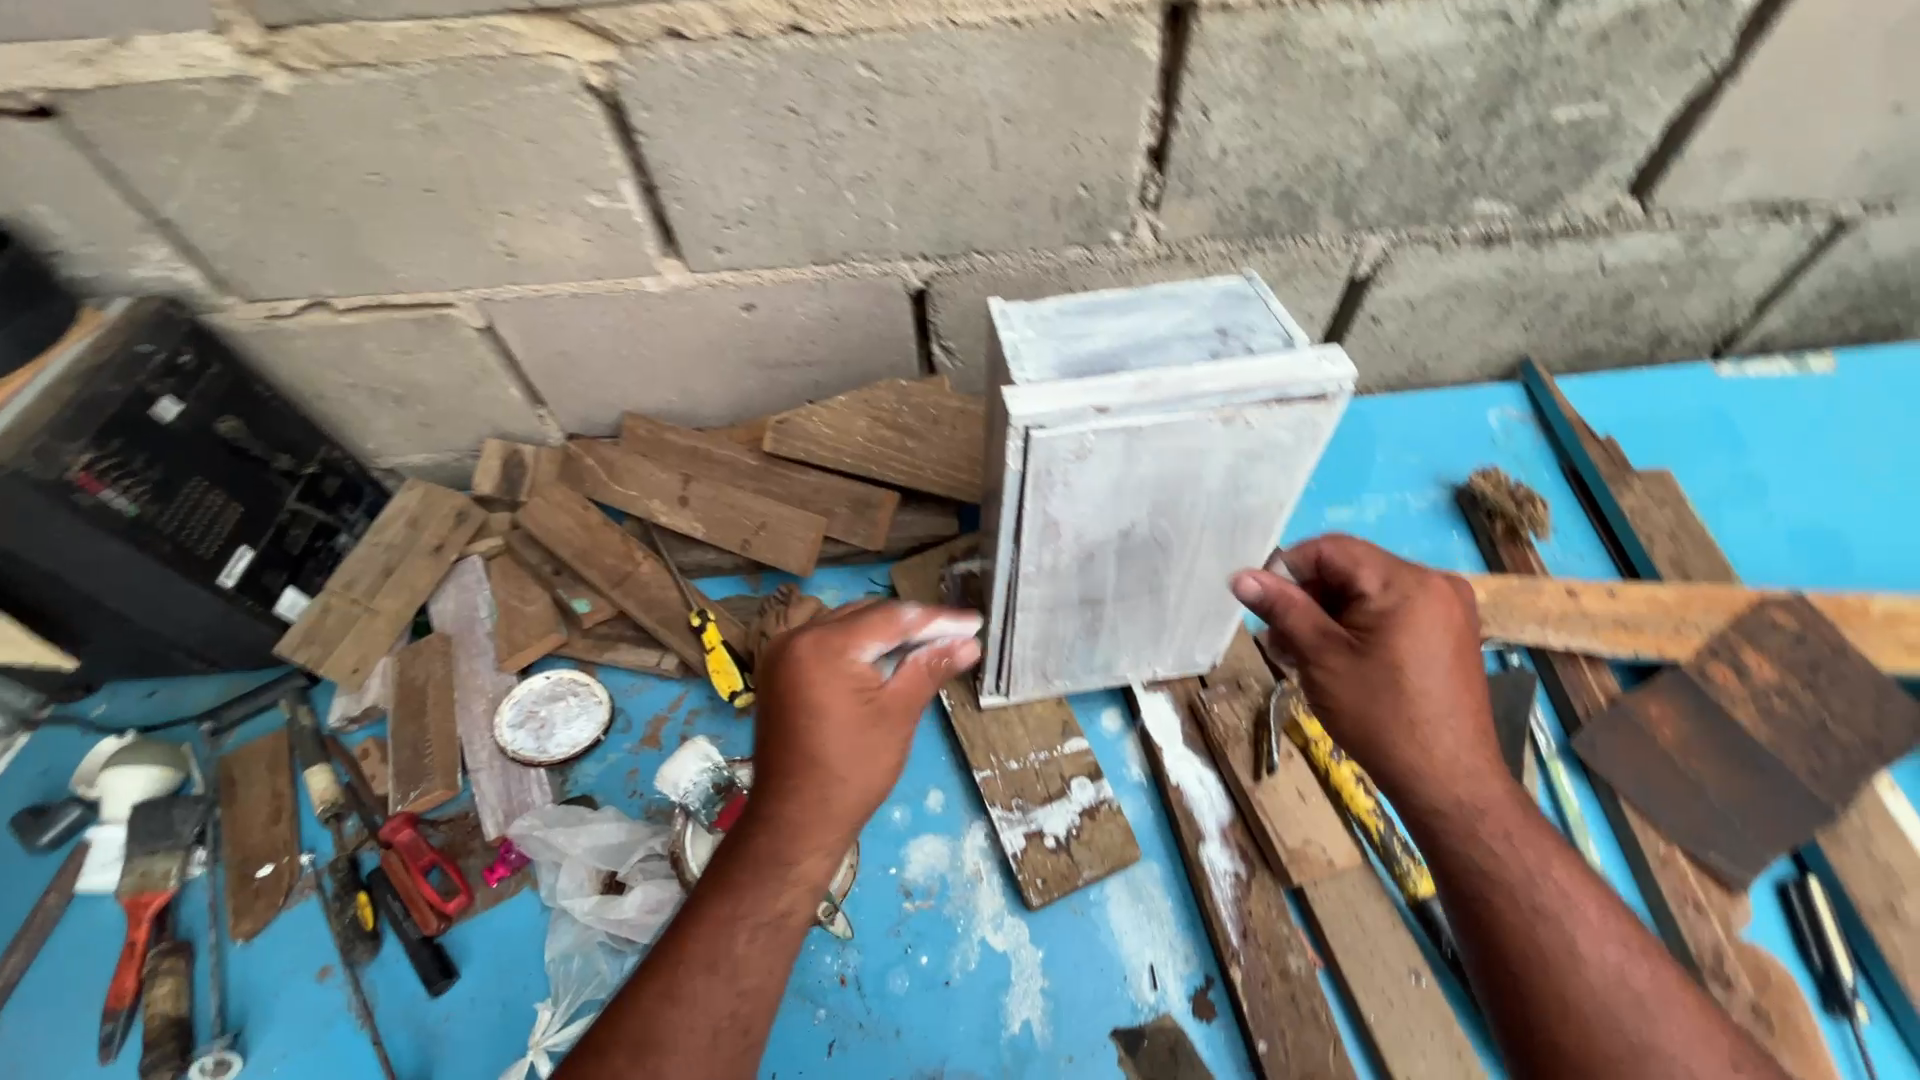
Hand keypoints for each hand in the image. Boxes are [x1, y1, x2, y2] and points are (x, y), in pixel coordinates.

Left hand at [749, 600, 982, 849]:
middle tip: (957, 633)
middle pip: (867, 615)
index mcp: (824, 645)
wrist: (796, 821)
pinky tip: (890, 657)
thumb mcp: (898, 714)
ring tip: (931, 643)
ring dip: (887, 633)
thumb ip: (929, 668)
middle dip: (912, 623)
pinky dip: (860, 646)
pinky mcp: (781, 670)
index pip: (891, 618)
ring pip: (848, 626)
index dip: (936, 619)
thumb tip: (969, 642)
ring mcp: (784, 653)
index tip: (974, 623)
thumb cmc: (852, 771)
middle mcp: (797, 637)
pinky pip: (828, 643)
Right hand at [1229, 534, 1503, 811]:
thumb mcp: (1321, 657)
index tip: (1263, 605)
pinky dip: (1357, 626)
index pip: (1331, 549)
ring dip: (1328, 615)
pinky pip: (1391, 611)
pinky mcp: (1448, 632)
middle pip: (1351, 569)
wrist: (1446, 780)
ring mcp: (1447, 608)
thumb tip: (1241, 576)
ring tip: (1303, 655)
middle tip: (1279, 639)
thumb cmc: (1380, 716)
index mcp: (1406, 581)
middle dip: (1308, 597)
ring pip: (1368, 591)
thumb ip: (1282, 608)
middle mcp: (1434, 582)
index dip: (1288, 569)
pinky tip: (1337, 659)